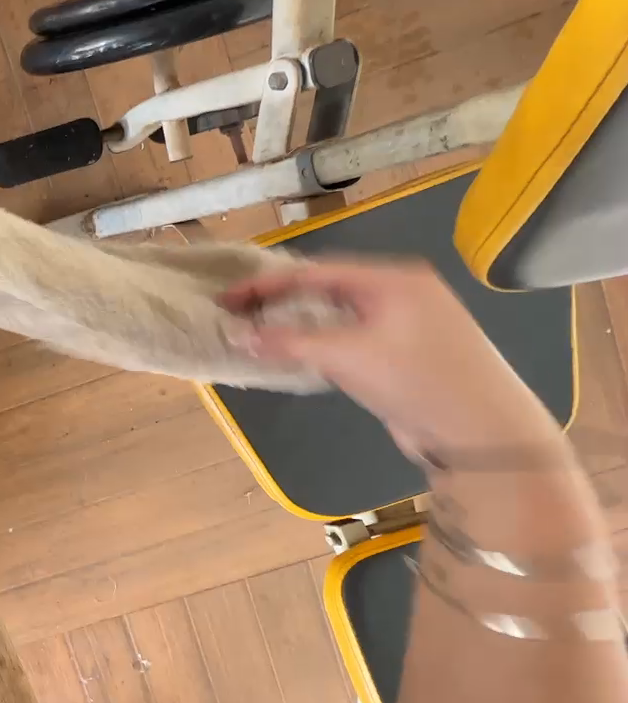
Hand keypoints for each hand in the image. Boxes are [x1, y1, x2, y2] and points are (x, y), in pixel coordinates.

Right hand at [219, 259, 561, 456]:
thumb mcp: (342, 355)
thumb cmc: (414, 379)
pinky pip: (344, 332)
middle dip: (275, 300)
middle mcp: (400, 291)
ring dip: (291, 321)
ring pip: (332, 311)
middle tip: (234, 315)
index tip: (222, 300)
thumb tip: (235, 335)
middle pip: (322, 287)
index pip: (311, 271)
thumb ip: (284, 341)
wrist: (481, 431)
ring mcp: (404, 320)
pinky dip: (312, 337)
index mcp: (392, 279)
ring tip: (254, 331)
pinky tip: (290, 350)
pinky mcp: (401, 348)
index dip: (262, 285)